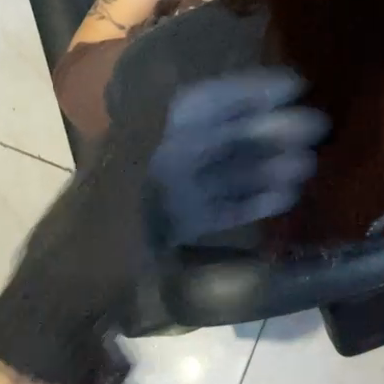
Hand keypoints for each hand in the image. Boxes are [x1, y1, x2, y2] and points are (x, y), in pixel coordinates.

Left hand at [0, 70, 323, 383]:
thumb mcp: (123, 181)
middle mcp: (158, 160)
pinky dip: (250, 200)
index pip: (201, 103)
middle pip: (220, 135)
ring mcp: (168, 194)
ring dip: (266, 166)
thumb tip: (180, 79)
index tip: (292, 87)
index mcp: (143, 141)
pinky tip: (285, 197)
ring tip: (309, 165)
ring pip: (225, 171)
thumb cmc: (95, 240)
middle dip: (267, 129)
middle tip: (318, 127)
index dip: (245, 91)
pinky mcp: (176, 226)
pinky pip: (219, 205)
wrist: (65, 303)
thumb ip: (153, 129)